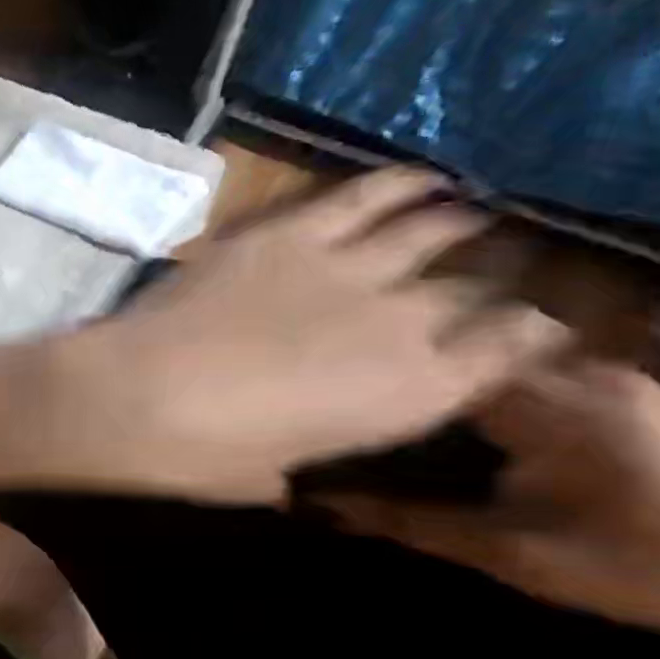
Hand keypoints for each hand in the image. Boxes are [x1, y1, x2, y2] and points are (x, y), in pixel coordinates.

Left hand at [46, 168, 564, 501]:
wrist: (133, 396)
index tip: (526, 325)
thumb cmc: (197, 456)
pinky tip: (418, 179)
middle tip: (492, 267)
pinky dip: (396, 183)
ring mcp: (348, 268)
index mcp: (414, 396)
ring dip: (456, 221)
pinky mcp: (288, 233)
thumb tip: (288, 474)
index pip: (511, 350)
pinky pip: (361, 195)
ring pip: (432, 229)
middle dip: (493, 277)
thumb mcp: (264, 479)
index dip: (525, 333)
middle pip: (476, 286)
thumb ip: (296, 466)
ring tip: (469, 214)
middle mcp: (405, 323)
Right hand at [328, 364, 659, 656]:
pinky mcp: (621, 382)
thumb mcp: (521, 557)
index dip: (364, 374)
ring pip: (486, 352)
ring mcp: (605, 368)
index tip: (316, 399)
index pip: (427, 361)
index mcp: (553, 404)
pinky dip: (472, 381)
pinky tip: (450, 416)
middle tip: (338, 400)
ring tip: (379, 404)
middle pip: (453, 346)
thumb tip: (321, 504)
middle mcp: (578, 367)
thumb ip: (413, 523)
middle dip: (394, 368)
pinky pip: (520, 365)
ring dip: (433, 372)